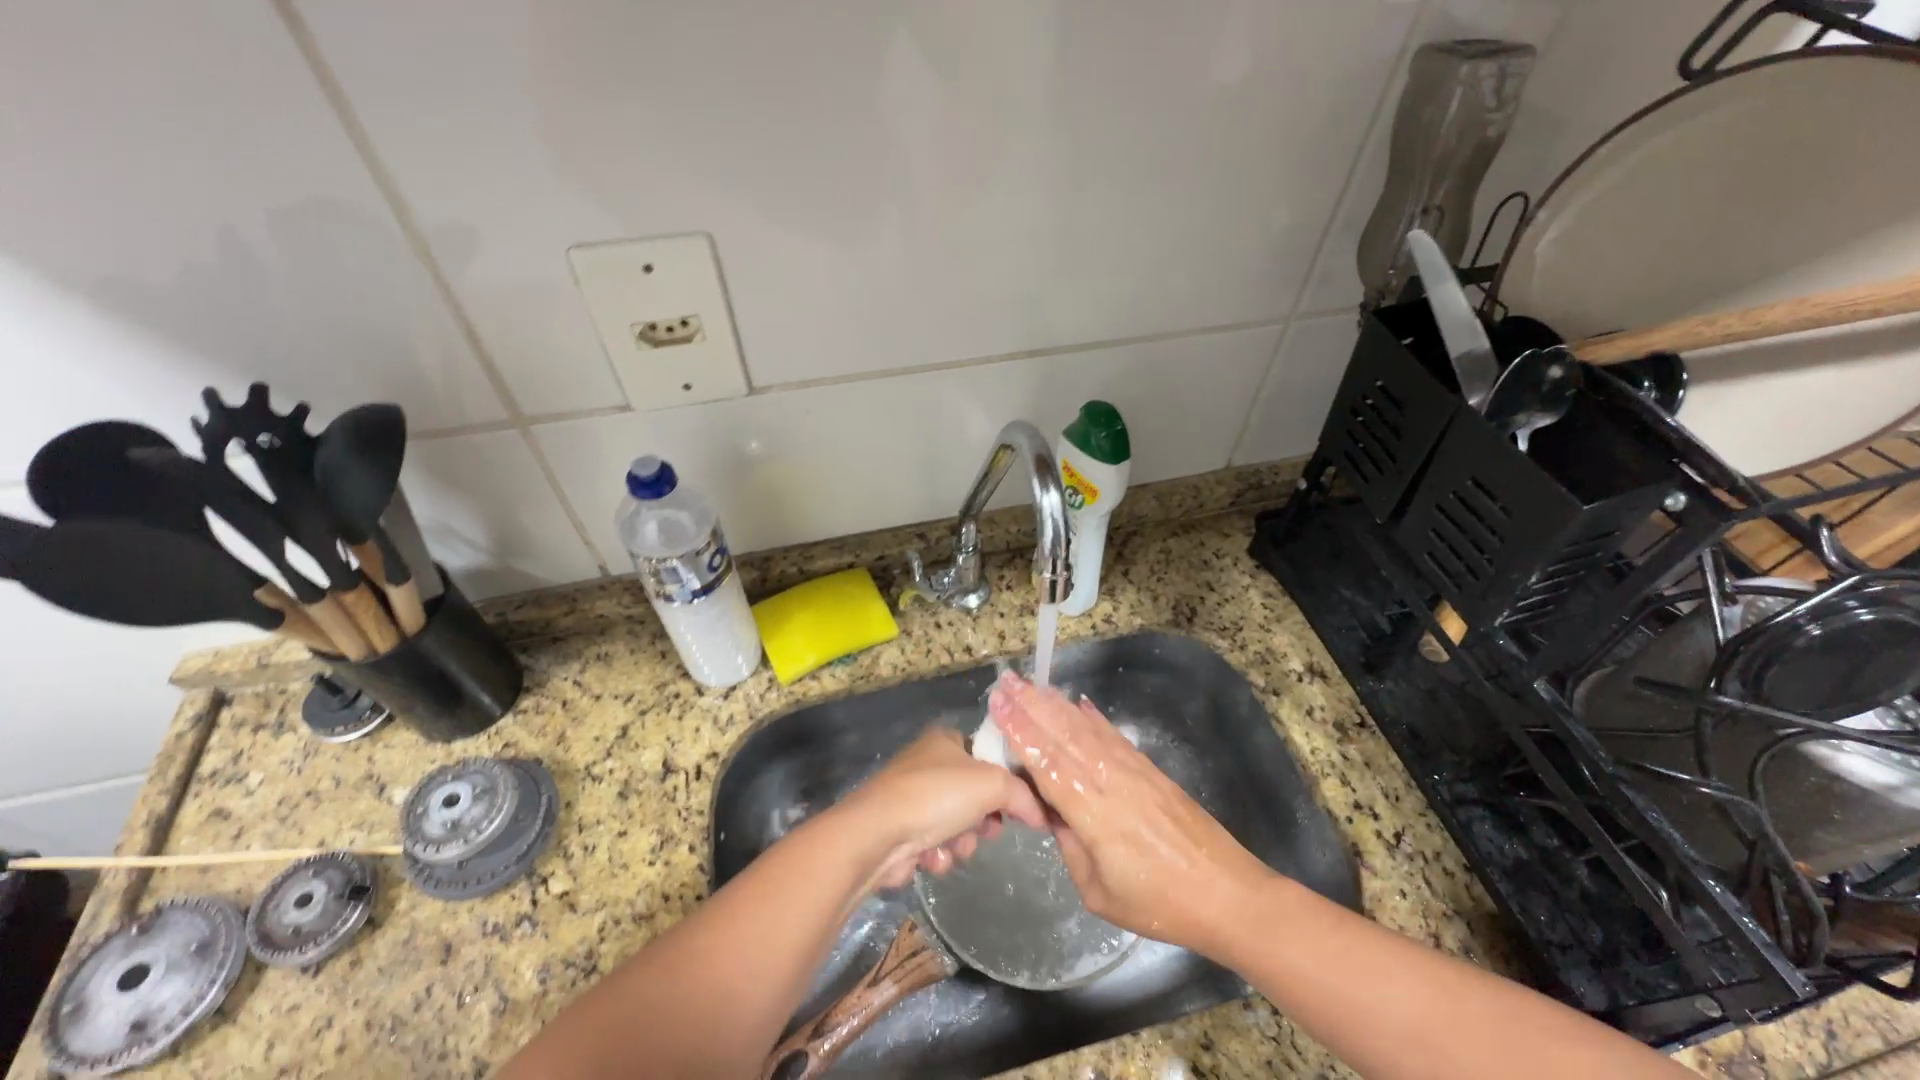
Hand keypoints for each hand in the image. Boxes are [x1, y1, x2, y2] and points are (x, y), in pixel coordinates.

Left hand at [841, 727, 1048, 889]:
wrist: (877, 834)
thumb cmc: (936, 796)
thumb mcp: (992, 785)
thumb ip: (1023, 796)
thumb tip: (1041, 815)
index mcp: (945, 741)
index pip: (986, 756)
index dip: (1005, 781)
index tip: (1015, 804)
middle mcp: (927, 765)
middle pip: (974, 795)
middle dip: (982, 820)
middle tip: (987, 829)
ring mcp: (912, 798)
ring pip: (957, 825)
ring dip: (962, 842)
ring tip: (954, 846)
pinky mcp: (901, 830)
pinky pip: (935, 845)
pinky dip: (939, 854)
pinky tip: (931, 856)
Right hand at [988, 671, 1278, 953]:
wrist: (1229, 895)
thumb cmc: (1161, 905)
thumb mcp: (1099, 893)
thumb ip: (1071, 848)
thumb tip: (1053, 815)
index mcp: (1095, 816)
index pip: (1049, 765)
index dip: (1021, 734)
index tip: (998, 705)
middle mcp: (1113, 784)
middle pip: (1065, 738)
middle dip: (1032, 708)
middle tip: (1006, 682)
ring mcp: (1136, 774)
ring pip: (1089, 732)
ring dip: (1057, 706)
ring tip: (1031, 684)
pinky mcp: (1154, 774)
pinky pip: (1117, 739)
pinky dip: (1095, 719)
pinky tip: (1080, 704)